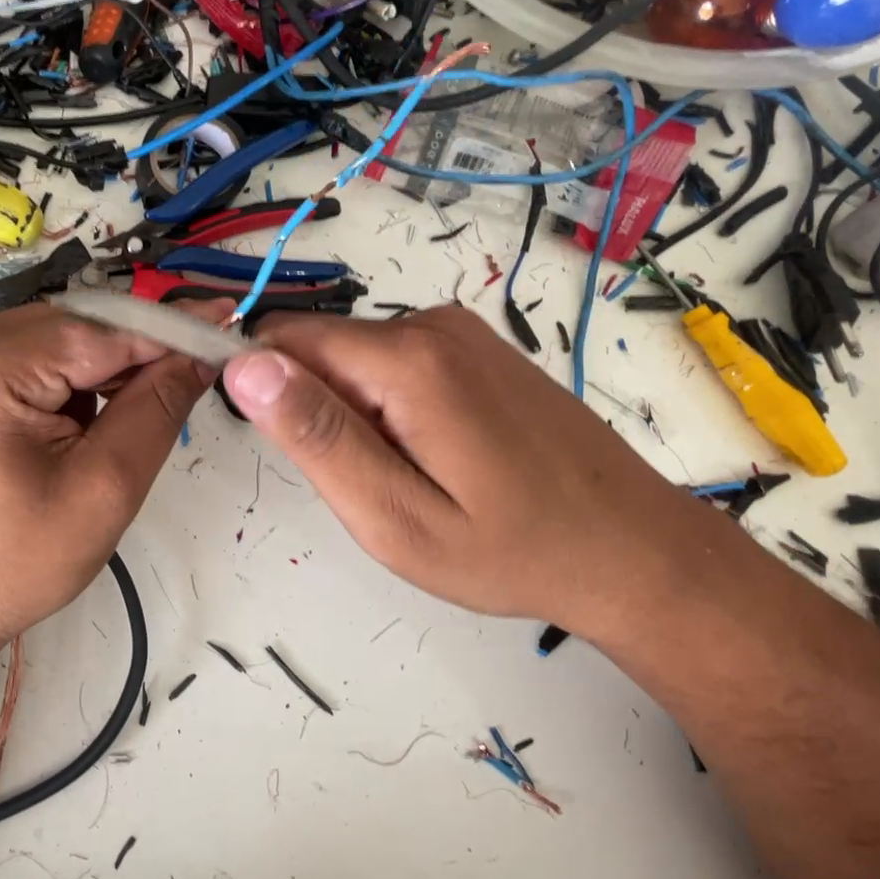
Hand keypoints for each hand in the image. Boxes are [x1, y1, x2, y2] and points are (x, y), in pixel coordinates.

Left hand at [0, 302, 223, 653]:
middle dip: (131, 355)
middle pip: (72, 327)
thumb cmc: (15, 563)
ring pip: (52, 339)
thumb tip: (200, 349)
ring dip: (97, 371)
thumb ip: (157, 407)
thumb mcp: (104, 488)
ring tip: (119, 425)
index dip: (167, 330)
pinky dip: (63, 380)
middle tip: (186, 383)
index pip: (97, 329)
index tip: (227, 325)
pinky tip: (77, 426)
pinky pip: (24, 357)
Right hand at [220, 307, 733, 626]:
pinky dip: (387, 409)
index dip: (261, 389)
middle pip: (319, 350)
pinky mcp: (478, 351)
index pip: (281, 339)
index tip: (288, 450)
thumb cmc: (508, 549)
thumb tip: (244, 365)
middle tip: (361, 482)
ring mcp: (461, 334)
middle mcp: (432, 325)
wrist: (635, 553)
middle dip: (313, 410)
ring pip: (353, 361)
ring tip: (402, 476)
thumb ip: (315, 435)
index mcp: (406, 360)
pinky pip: (393, 366)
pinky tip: (432, 459)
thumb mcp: (392, 513)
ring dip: (352, 415)